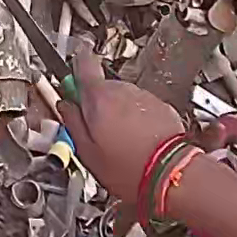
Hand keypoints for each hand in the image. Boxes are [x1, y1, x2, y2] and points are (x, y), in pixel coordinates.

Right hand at [60, 44, 187, 206]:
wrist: (172, 174)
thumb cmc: (129, 167)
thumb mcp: (87, 151)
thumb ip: (72, 122)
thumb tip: (65, 107)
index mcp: (98, 97)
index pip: (83, 63)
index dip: (75, 71)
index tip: (72, 89)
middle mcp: (122, 89)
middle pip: (102, 86)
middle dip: (96, 105)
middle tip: (96, 132)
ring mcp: (143, 96)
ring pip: (121, 98)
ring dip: (117, 114)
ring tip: (119, 143)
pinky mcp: (160, 106)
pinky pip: (140, 108)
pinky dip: (137, 121)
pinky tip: (136, 144)